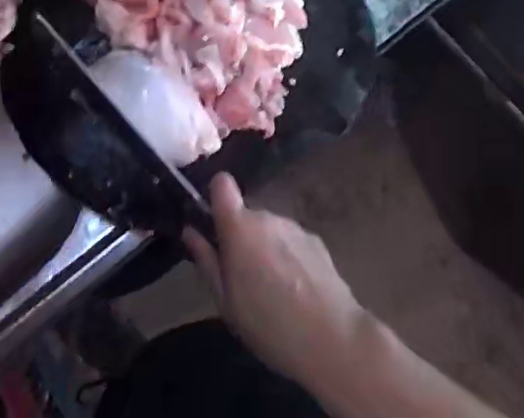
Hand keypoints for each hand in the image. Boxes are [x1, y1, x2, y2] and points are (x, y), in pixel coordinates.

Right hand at [183, 173, 368, 384]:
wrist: (333, 338)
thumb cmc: (268, 323)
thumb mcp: (226, 302)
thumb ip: (207, 261)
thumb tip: (190, 232)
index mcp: (239, 227)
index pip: (222, 184)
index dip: (216, 197)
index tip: (214, 224)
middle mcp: (267, 217)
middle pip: (247, 216)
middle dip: (242, 238)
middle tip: (243, 278)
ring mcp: (295, 227)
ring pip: (270, 230)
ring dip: (266, 249)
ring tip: (273, 291)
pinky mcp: (317, 242)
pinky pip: (291, 242)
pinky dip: (289, 258)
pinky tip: (297, 292)